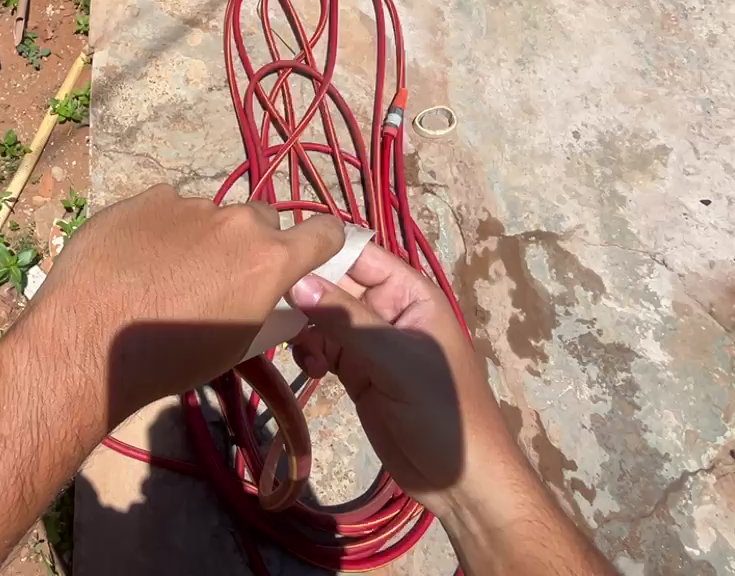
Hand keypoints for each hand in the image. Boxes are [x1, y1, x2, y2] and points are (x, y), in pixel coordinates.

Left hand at [32, 184, 343, 426]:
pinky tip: (136, 255)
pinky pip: (169, 206)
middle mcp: (237, 221)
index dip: (322, 241)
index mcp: (269, 259)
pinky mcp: (147, 196)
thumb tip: (277, 296)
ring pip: (211, 213)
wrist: (90, 339)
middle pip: (262, 220)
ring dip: (202, 235)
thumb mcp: (236, 345)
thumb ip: (267, 308)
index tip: (311, 252)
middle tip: (221, 276)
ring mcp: (190, 203)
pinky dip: (162, 226)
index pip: (325, 231)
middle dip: (252, 243)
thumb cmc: (170, 359)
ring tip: (165, 271)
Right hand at [290, 246, 615, 572]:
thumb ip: (345, 319)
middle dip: (305, 292)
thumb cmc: (443, 410)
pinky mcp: (355, 370)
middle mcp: (386, 308)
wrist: (461, 484)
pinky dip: (308, 352)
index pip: (359, 254)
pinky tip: (310, 370)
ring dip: (304, 327)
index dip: (323, 251)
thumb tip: (296, 281)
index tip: (283, 256)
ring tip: (300, 349)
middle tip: (274, 305)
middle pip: (335, 283)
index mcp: (408, 291)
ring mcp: (369, 340)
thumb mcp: (395, 359)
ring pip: (322, 315)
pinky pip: (322, 346)